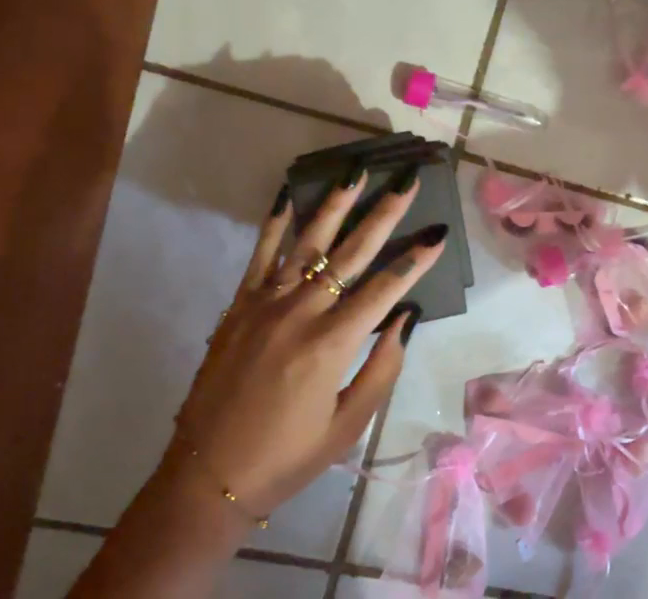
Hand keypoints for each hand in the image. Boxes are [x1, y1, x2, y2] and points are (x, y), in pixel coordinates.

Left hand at [169, 170, 447, 517]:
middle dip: (384, 214)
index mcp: (332, 344)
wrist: (209, 475)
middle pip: (350, 252)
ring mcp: (265, 304)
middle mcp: (300, 313)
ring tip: (357, 173)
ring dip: (335, 205)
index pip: (384, 288)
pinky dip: (275, 224)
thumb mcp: (348, 424)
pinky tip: (289, 197)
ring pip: (307, 242)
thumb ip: (381, 367)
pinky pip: (260, 255)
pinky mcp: (239, 306)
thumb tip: (406, 317)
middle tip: (407, 181)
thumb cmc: (288, 456)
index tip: (439, 232)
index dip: (415, 259)